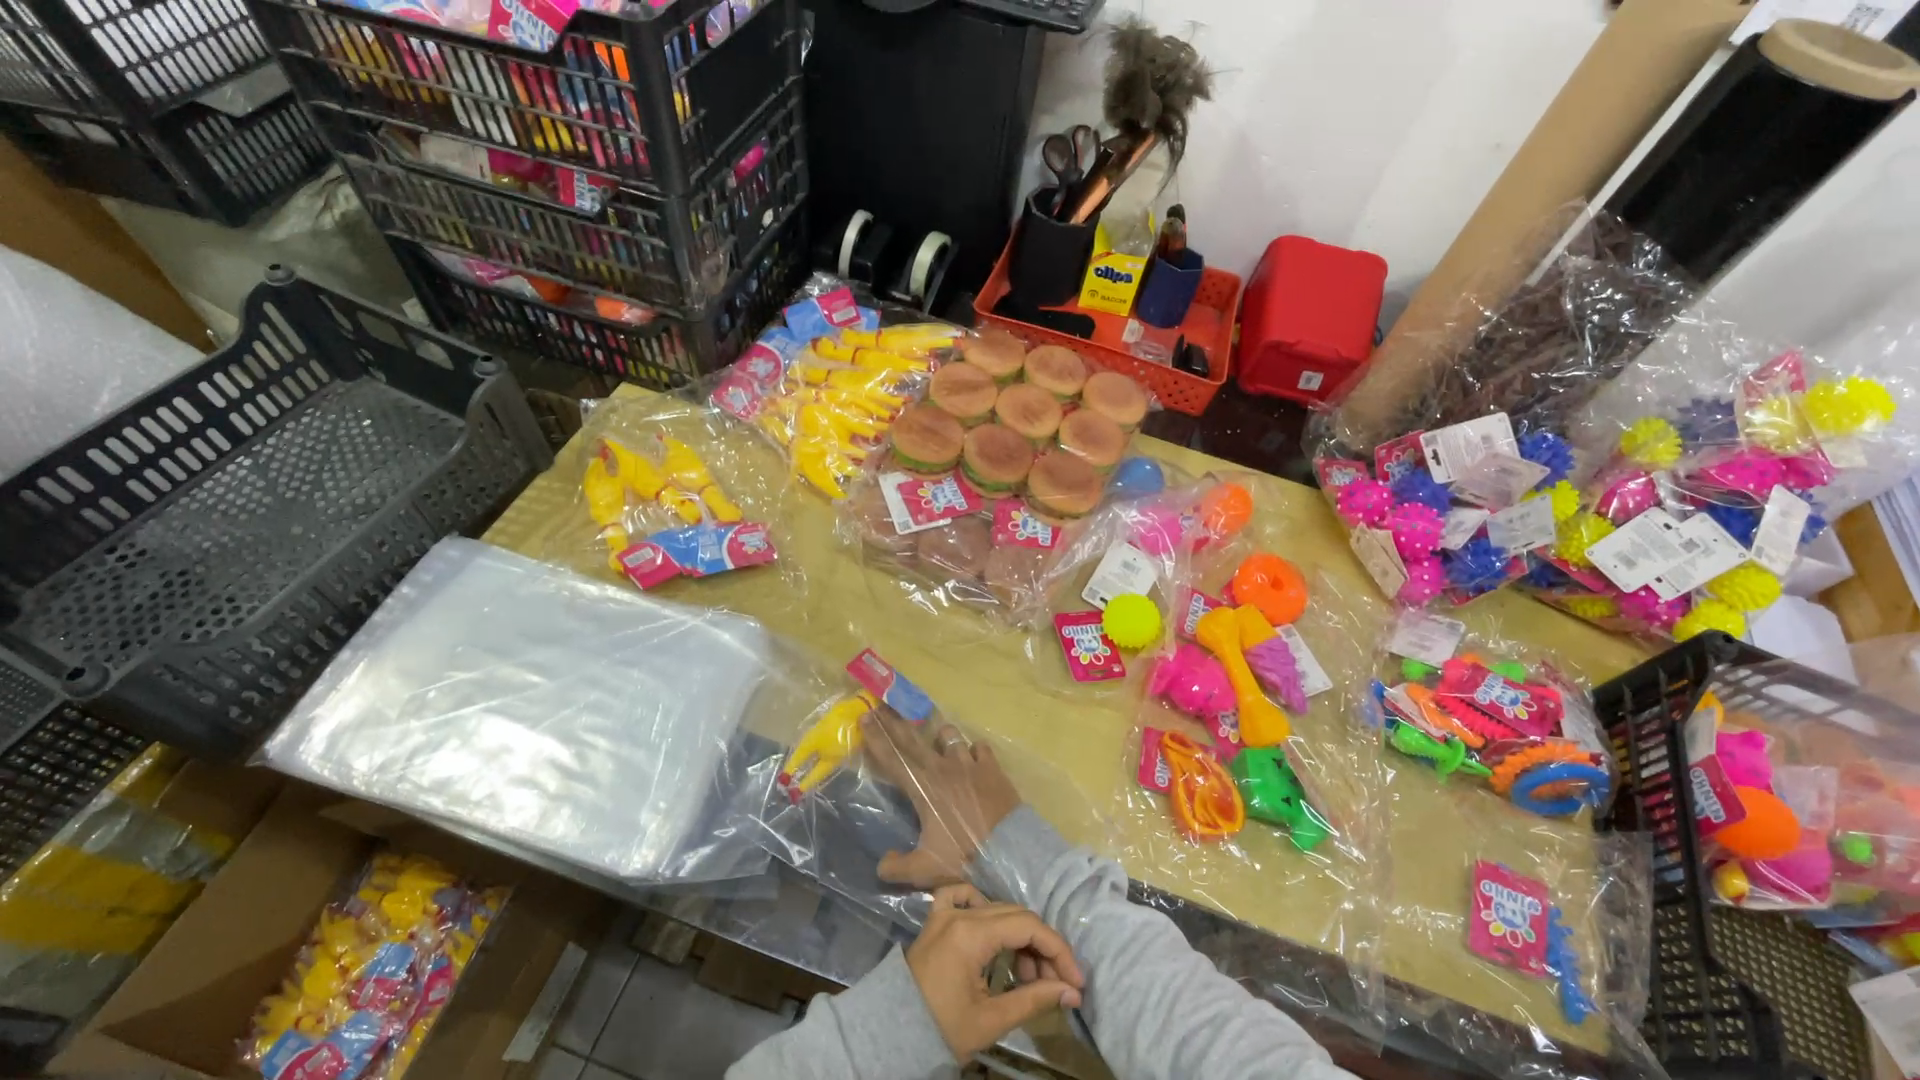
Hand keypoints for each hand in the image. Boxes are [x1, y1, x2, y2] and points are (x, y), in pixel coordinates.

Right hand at [862, 712, 1020, 887]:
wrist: (1010, 849)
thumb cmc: (965, 856)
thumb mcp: (925, 870)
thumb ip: (897, 868)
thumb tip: (882, 864)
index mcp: (922, 788)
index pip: (892, 758)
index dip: (876, 737)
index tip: (865, 716)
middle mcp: (943, 768)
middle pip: (913, 739)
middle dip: (895, 721)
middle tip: (883, 704)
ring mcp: (969, 764)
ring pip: (949, 736)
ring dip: (940, 735)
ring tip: (938, 738)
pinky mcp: (992, 766)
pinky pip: (980, 747)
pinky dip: (974, 750)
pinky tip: (974, 756)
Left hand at [906, 885, 1083, 1060]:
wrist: (892, 1034)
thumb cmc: (940, 1028)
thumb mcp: (990, 1020)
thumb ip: (1033, 999)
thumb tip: (1072, 992)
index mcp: (971, 933)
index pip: (1029, 928)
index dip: (1058, 952)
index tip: (1075, 981)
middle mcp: (959, 914)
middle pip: (1016, 917)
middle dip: (1041, 949)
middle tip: (1053, 984)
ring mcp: (943, 913)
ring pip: (996, 910)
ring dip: (1018, 937)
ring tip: (1026, 978)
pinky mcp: (934, 921)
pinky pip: (961, 896)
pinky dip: (983, 907)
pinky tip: (992, 932)